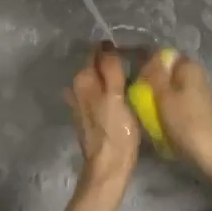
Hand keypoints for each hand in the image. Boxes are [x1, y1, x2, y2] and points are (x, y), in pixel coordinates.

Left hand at [64, 44, 139, 193]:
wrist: (108, 165)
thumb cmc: (116, 130)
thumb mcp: (117, 95)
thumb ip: (111, 68)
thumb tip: (107, 45)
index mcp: (83, 78)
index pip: (98, 51)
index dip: (115, 49)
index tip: (133, 52)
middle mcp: (76, 86)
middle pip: (96, 65)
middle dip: (112, 62)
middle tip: (136, 66)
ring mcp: (79, 101)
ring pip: (97, 79)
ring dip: (111, 77)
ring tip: (132, 81)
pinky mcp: (86, 114)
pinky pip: (98, 93)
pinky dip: (108, 91)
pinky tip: (122, 97)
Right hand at [138, 50, 211, 174]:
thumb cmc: (186, 122)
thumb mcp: (164, 96)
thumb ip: (155, 74)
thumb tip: (149, 57)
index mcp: (189, 66)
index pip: (164, 57)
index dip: (149, 66)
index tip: (137, 81)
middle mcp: (197, 75)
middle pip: (169, 74)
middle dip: (154, 84)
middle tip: (139, 99)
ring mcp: (201, 94)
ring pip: (173, 91)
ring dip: (161, 100)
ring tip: (147, 113)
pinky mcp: (202, 111)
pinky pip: (180, 105)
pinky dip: (170, 111)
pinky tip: (162, 123)